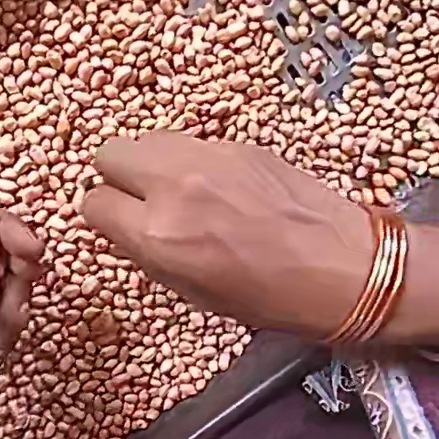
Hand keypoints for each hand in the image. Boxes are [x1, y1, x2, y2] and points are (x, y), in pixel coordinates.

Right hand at [82, 133, 438, 347]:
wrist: (345, 266)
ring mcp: (208, 157)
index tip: (118, 222)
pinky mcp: (238, 143)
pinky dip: (189, 161)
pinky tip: (217, 186)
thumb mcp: (195, 293)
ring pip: (147, 139)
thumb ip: (148, 250)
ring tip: (178, 191)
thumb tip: (127, 222)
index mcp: (159, 235)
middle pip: (110, 154)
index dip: (104, 216)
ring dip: (150, 163)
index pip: (93, 203)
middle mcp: (175, 186)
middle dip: (117, 177)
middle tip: (141, 200)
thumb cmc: (271, 298)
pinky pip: (190, 143)